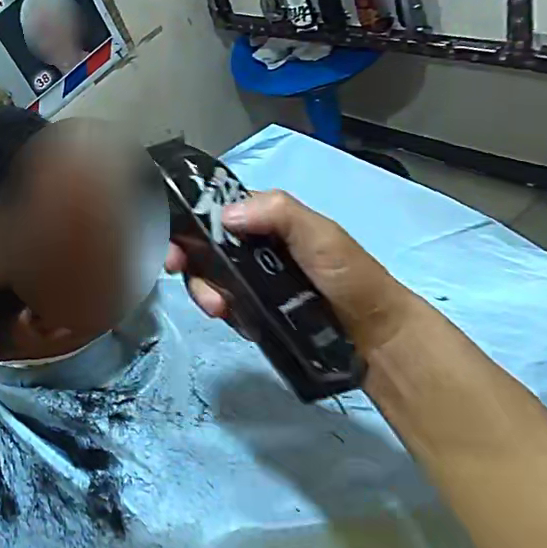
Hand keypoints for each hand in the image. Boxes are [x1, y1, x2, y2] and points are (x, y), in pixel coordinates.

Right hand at [165, 190, 429, 356]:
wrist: (372, 335)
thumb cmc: (349, 275)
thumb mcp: (320, 234)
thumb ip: (279, 213)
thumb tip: (226, 215)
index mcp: (267, 221)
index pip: (218, 212)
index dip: (190, 220)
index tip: (174, 237)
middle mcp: (254, 249)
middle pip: (204, 247)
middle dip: (186, 258)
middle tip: (174, 268)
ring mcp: (252, 282)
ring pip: (209, 279)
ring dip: (201, 289)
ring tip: (216, 305)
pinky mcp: (253, 312)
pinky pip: (225, 307)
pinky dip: (220, 310)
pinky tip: (228, 316)